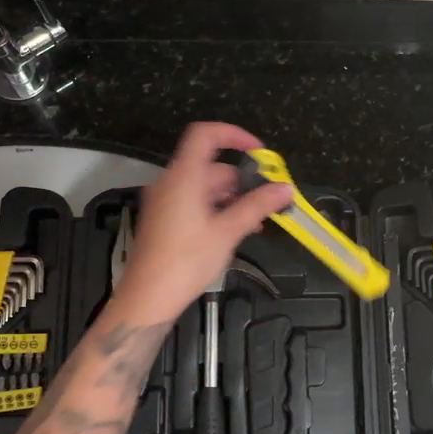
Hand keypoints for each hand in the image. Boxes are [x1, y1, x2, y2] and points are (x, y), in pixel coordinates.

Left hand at [113, 122, 292, 322]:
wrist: (148, 298)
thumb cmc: (184, 262)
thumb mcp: (227, 232)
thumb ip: (257, 206)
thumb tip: (284, 189)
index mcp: (183, 177)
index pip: (206, 134)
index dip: (234, 136)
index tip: (259, 152)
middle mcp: (171, 183)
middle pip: (210, 165)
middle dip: (242, 178)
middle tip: (268, 197)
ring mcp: (166, 201)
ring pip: (205, 186)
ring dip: (233, 197)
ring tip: (257, 218)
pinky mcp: (165, 219)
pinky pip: (195, 202)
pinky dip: (218, 208)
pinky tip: (237, 229)